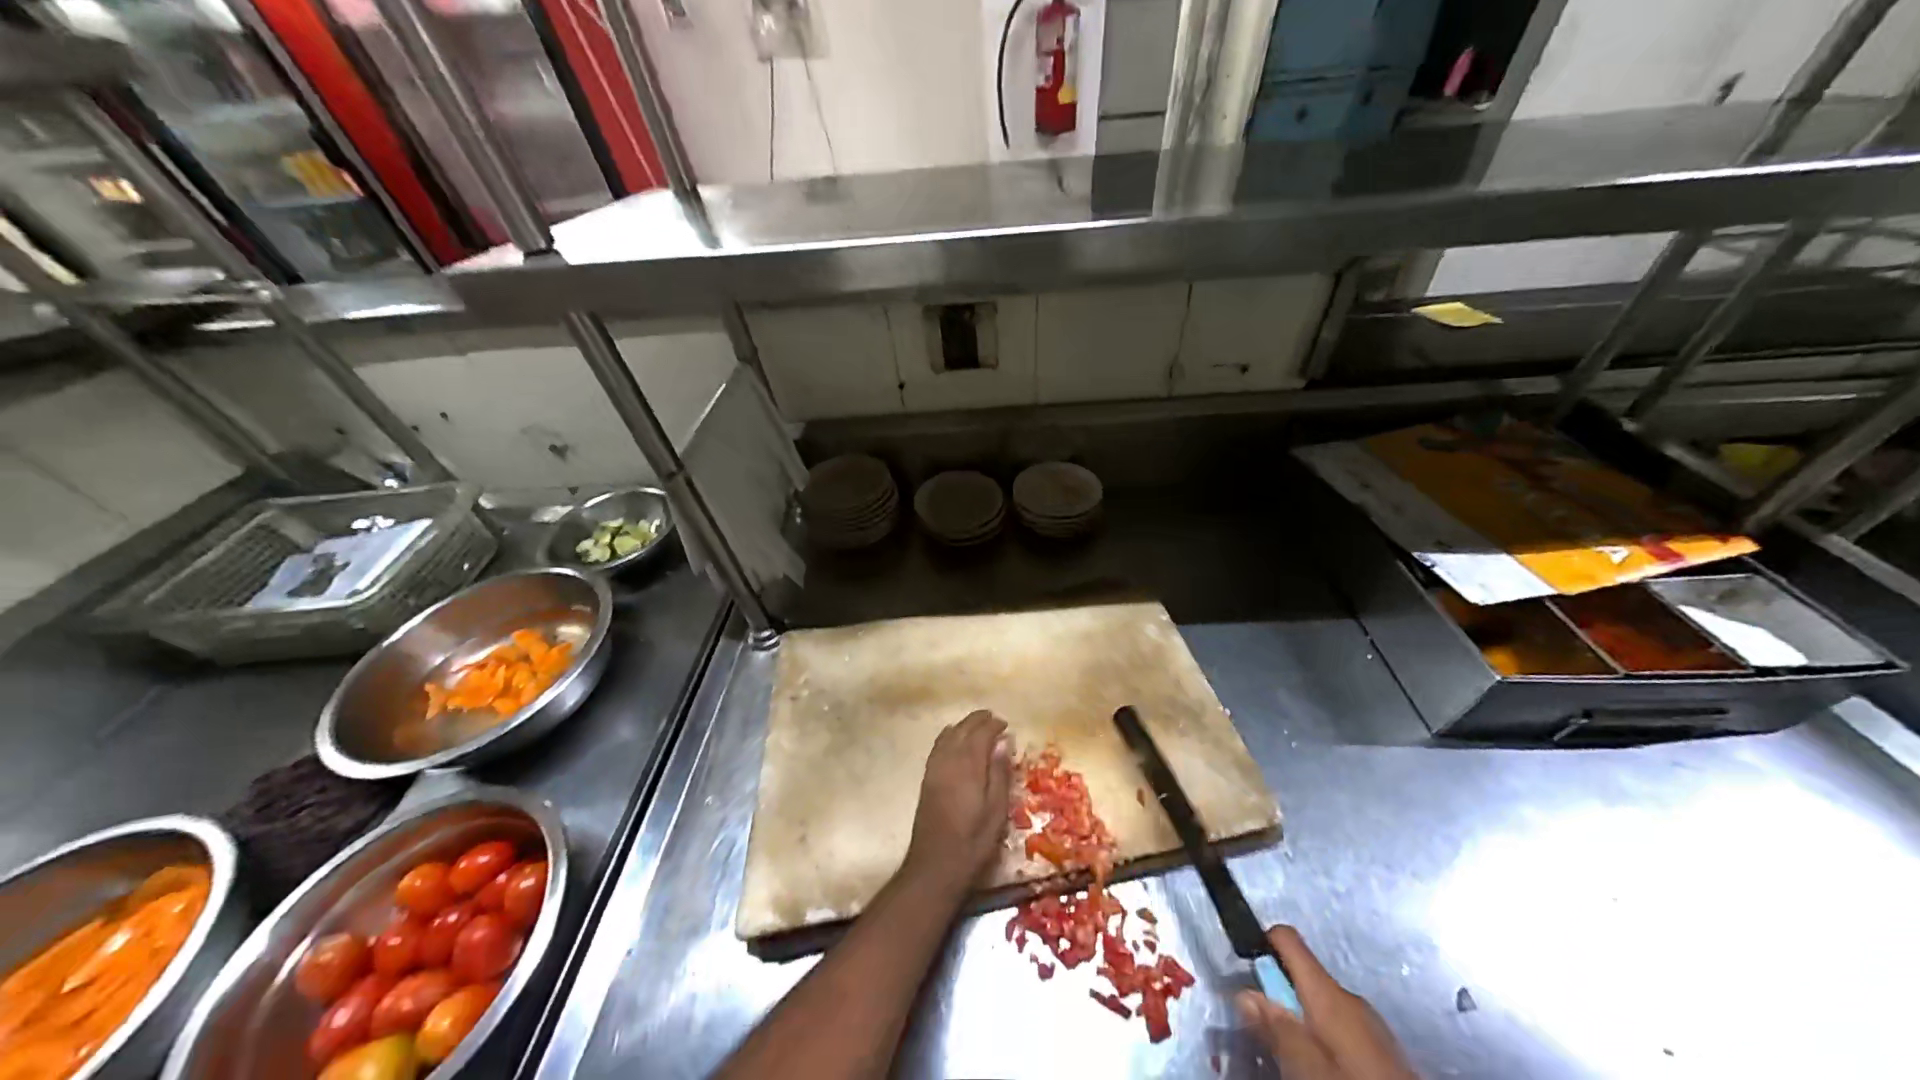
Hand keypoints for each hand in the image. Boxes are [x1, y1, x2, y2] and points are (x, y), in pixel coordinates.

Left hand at [903, 709, 1011, 894]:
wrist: (935, 864)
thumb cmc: (973, 841)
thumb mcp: (996, 810)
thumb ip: (999, 773)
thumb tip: (1002, 742)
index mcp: (968, 766)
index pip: (980, 734)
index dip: (992, 725)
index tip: (1005, 725)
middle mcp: (948, 761)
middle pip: (962, 730)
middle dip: (977, 721)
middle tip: (994, 720)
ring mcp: (934, 769)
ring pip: (948, 736)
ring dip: (963, 726)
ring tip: (977, 726)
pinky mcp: (927, 779)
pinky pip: (938, 747)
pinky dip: (948, 736)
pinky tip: (953, 740)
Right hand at [1237, 926, 1415, 1079]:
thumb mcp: (1308, 1068)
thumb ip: (1276, 1029)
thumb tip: (1244, 993)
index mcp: (1329, 993)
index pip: (1287, 939)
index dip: (1260, 946)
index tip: (1242, 973)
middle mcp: (1349, 998)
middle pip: (1298, 977)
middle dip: (1275, 998)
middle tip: (1260, 1036)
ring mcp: (1368, 1023)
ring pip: (1316, 1006)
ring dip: (1296, 1023)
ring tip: (1288, 1059)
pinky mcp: (1379, 1048)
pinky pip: (1336, 1028)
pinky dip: (1318, 1040)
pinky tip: (1319, 1071)